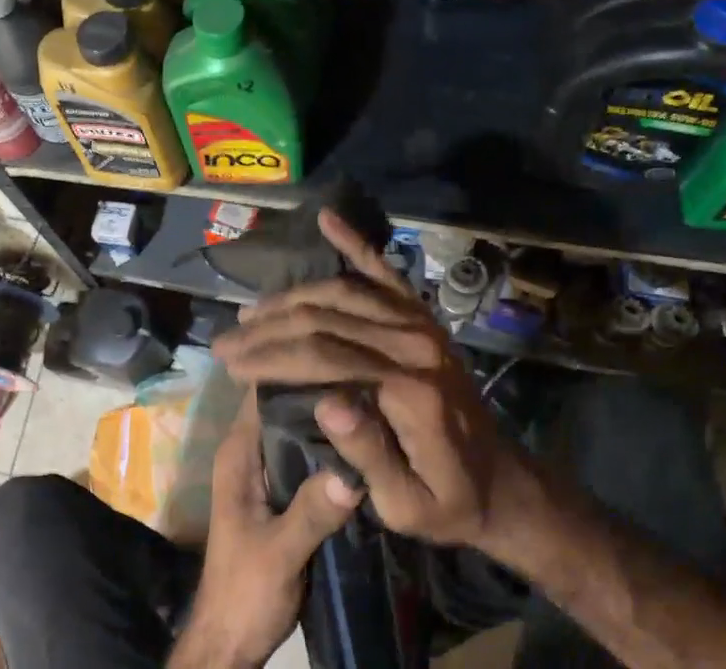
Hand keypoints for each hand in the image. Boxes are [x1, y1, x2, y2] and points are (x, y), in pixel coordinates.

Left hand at [168, 393, 360, 668]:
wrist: (231, 636)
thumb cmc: (245, 589)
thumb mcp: (280, 552)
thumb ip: (312, 511)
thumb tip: (354, 469)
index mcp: (239, 451)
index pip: (265, 390)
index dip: (300, 369)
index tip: (348, 357)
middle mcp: (250, 451)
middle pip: (286, 405)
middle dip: (323, 392)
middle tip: (374, 380)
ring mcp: (267, 471)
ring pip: (300, 430)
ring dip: (330, 420)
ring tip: (377, 404)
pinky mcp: (284, 492)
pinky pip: (308, 457)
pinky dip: (332, 449)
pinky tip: (366, 445)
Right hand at [212, 209, 521, 550]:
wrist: (501, 483)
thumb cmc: (447, 501)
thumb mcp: (406, 504)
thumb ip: (368, 452)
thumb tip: (325, 402)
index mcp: (410, 388)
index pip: (323, 356)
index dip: (270, 357)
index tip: (230, 365)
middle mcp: (416, 343)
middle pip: (325, 318)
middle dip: (267, 328)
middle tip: (224, 342)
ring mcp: (422, 324)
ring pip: (342, 291)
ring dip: (290, 299)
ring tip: (249, 313)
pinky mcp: (423, 317)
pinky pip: (384, 272)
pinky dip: (354, 243)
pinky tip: (326, 220)